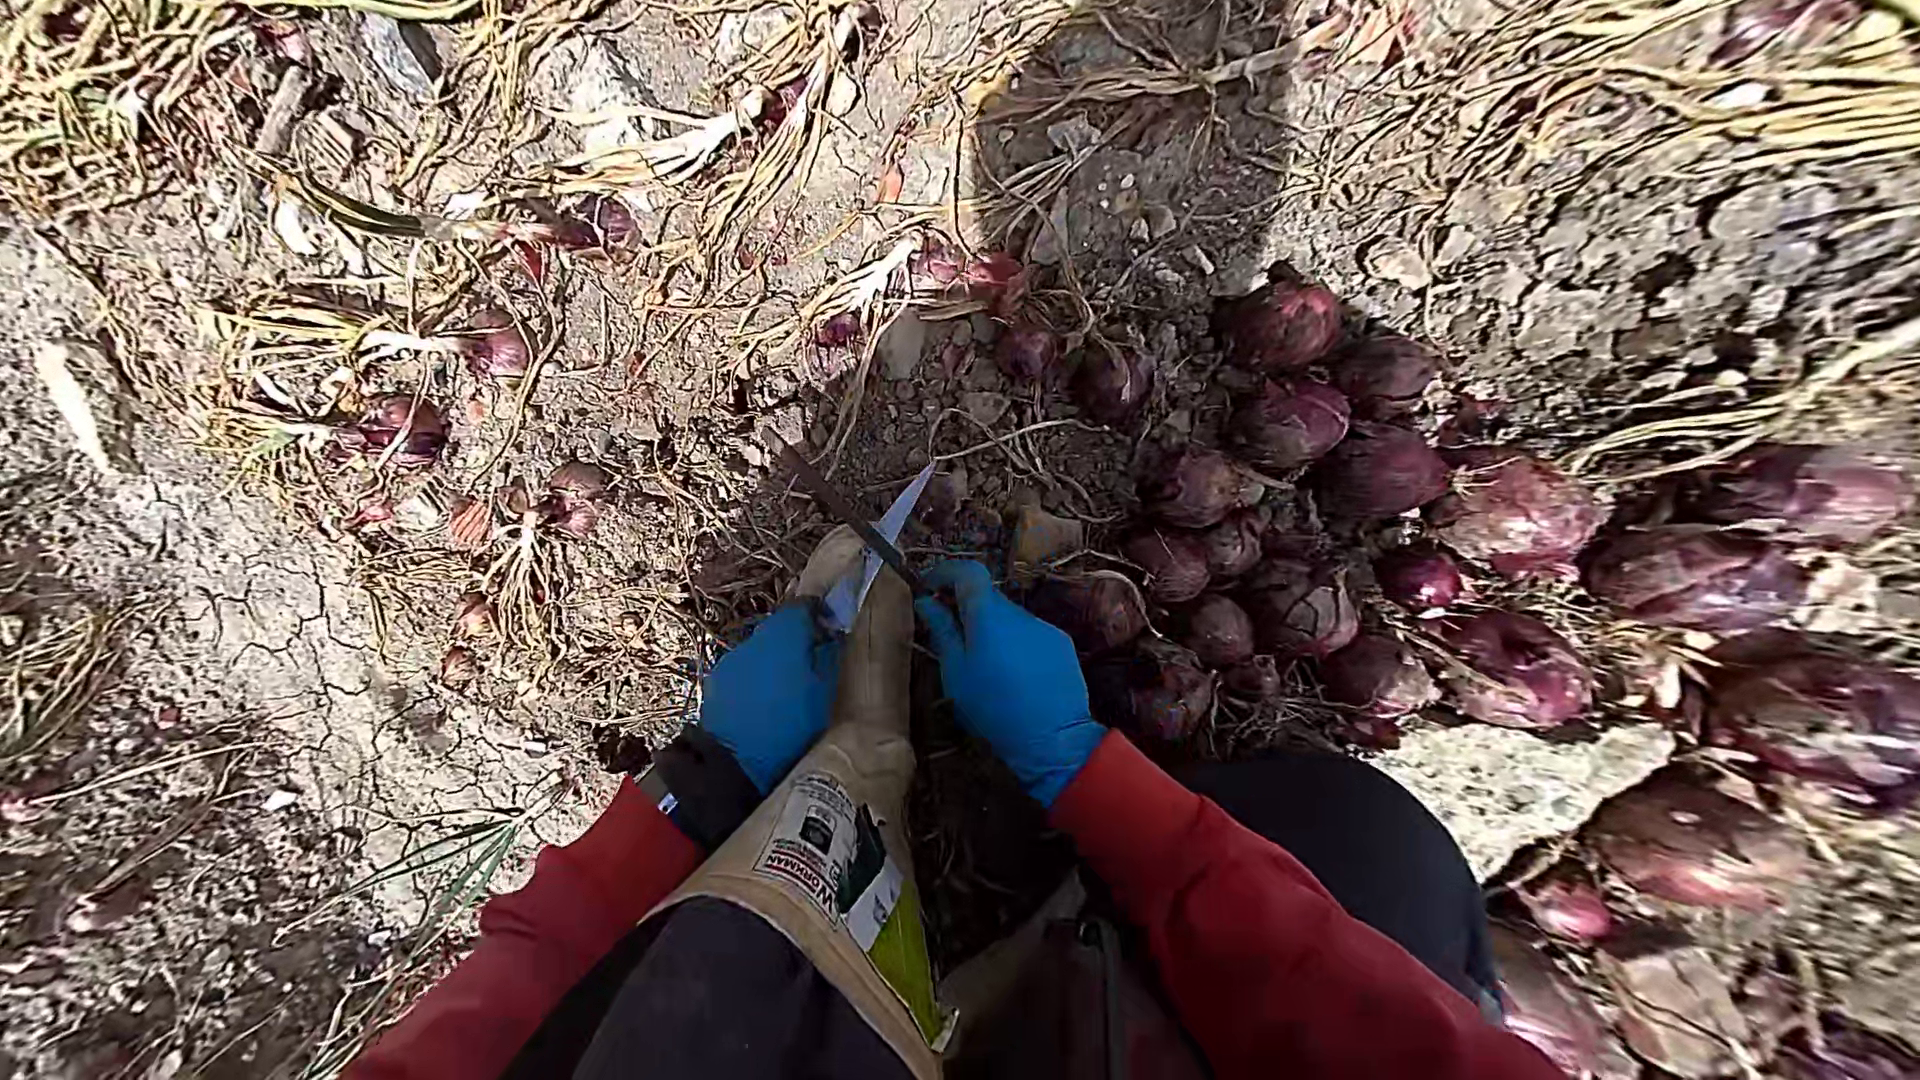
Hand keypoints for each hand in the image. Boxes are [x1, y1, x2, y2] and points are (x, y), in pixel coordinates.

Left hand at [699, 603, 841, 792]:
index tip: (837, 625)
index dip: (822, 611)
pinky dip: (761, 681)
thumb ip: (835, 655)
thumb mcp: (828, 692)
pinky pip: (748, 673)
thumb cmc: (791, 726)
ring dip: (780, 661)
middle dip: (802, 639)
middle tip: (822, 660)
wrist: (732, 770)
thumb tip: (838, 634)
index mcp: (783, 635)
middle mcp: (754, 640)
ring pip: (764, 651)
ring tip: (797, 687)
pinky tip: (771, 705)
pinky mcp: (717, 687)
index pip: (804, 605)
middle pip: (783, 628)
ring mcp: (731, 663)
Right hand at [914, 560, 1105, 805]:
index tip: (930, 587)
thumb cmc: (994, 708)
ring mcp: (1043, 626)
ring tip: (982, 663)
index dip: (946, 572)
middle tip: (948, 631)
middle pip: (987, 596)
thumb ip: (943, 631)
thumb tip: (926, 601)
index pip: (968, 571)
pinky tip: (1012, 674)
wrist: (1053, 738)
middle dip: (965, 607)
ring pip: (1008, 616)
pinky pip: (1028, 632)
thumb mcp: (957, 673)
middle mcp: (1018, 613)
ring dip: (990, 628)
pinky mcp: (1060, 642)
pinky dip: (1013, 642)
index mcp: (989, 616)